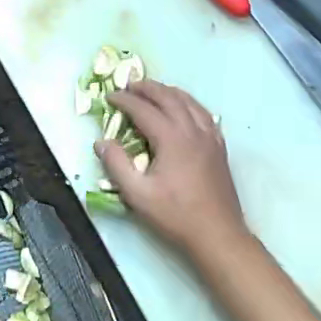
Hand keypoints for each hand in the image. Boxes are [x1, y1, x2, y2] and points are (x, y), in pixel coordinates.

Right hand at [95, 80, 247, 257]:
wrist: (218, 235)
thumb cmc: (176, 215)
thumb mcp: (137, 194)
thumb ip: (116, 164)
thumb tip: (101, 141)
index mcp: (171, 138)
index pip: (143, 109)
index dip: (124, 100)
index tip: (109, 97)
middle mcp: (192, 130)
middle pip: (168, 97)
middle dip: (147, 88)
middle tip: (128, 85)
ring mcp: (209, 137)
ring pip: (189, 102)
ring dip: (168, 91)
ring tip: (153, 90)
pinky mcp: (219, 147)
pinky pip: (204, 114)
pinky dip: (189, 103)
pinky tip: (184, 108)